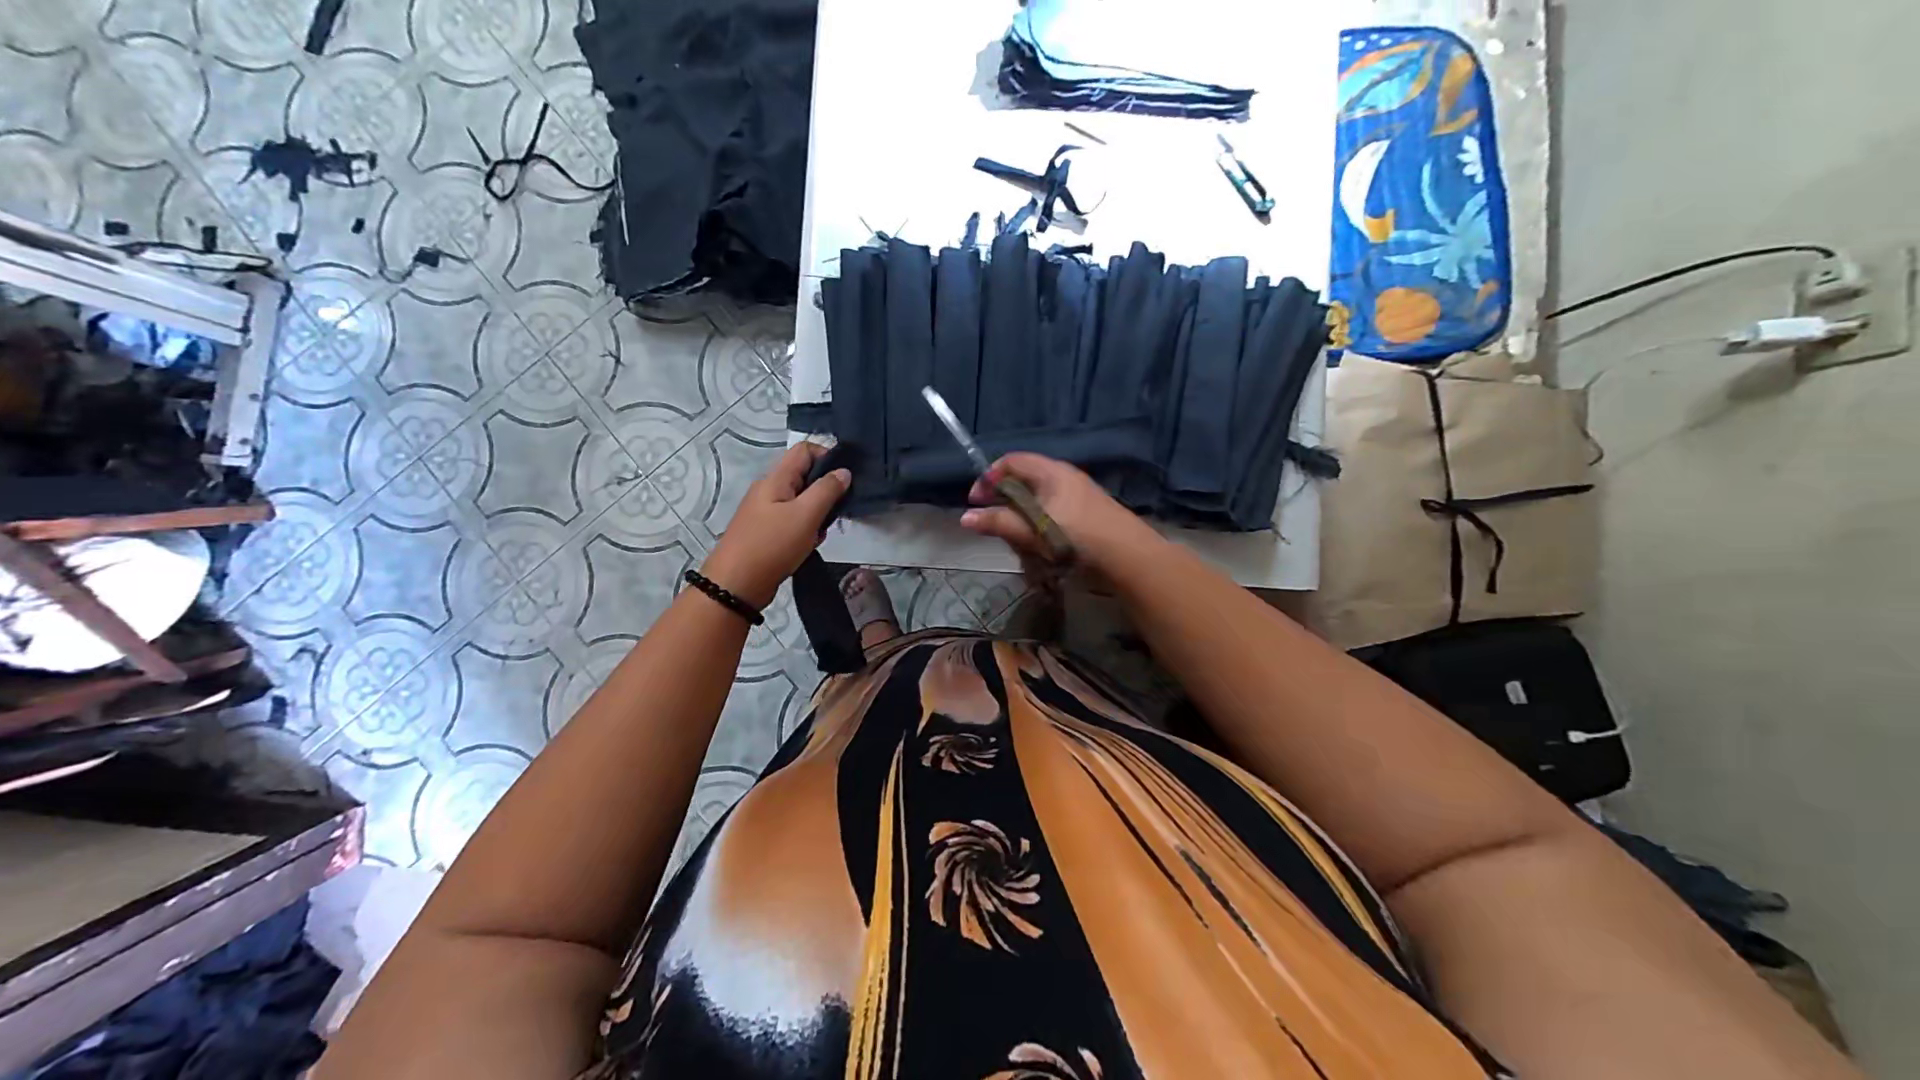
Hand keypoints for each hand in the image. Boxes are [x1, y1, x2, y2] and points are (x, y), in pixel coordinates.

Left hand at [701, 442, 849, 609]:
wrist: (736, 585)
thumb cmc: (772, 545)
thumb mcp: (805, 515)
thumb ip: (827, 490)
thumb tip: (844, 471)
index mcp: (776, 479)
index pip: (804, 450)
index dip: (827, 456)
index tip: (846, 478)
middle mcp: (769, 490)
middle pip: (803, 475)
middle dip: (825, 489)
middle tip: (838, 509)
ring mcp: (766, 511)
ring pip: (800, 500)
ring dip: (817, 512)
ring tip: (823, 532)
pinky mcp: (766, 532)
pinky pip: (792, 520)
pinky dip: (806, 528)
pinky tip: (810, 544)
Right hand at [959, 453, 1158, 571]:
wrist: (1128, 555)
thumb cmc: (1076, 536)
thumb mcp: (1032, 530)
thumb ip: (998, 522)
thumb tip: (965, 517)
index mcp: (1051, 471)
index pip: (1011, 460)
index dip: (989, 476)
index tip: (976, 501)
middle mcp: (1065, 476)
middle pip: (1024, 479)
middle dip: (1004, 500)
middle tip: (993, 522)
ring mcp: (1078, 495)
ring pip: (1038, 499)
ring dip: (1022, 517)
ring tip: (1017, 539)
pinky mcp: (1087, 514)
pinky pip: (1054, 512)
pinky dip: (1040, 525)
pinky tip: (1041, 546)